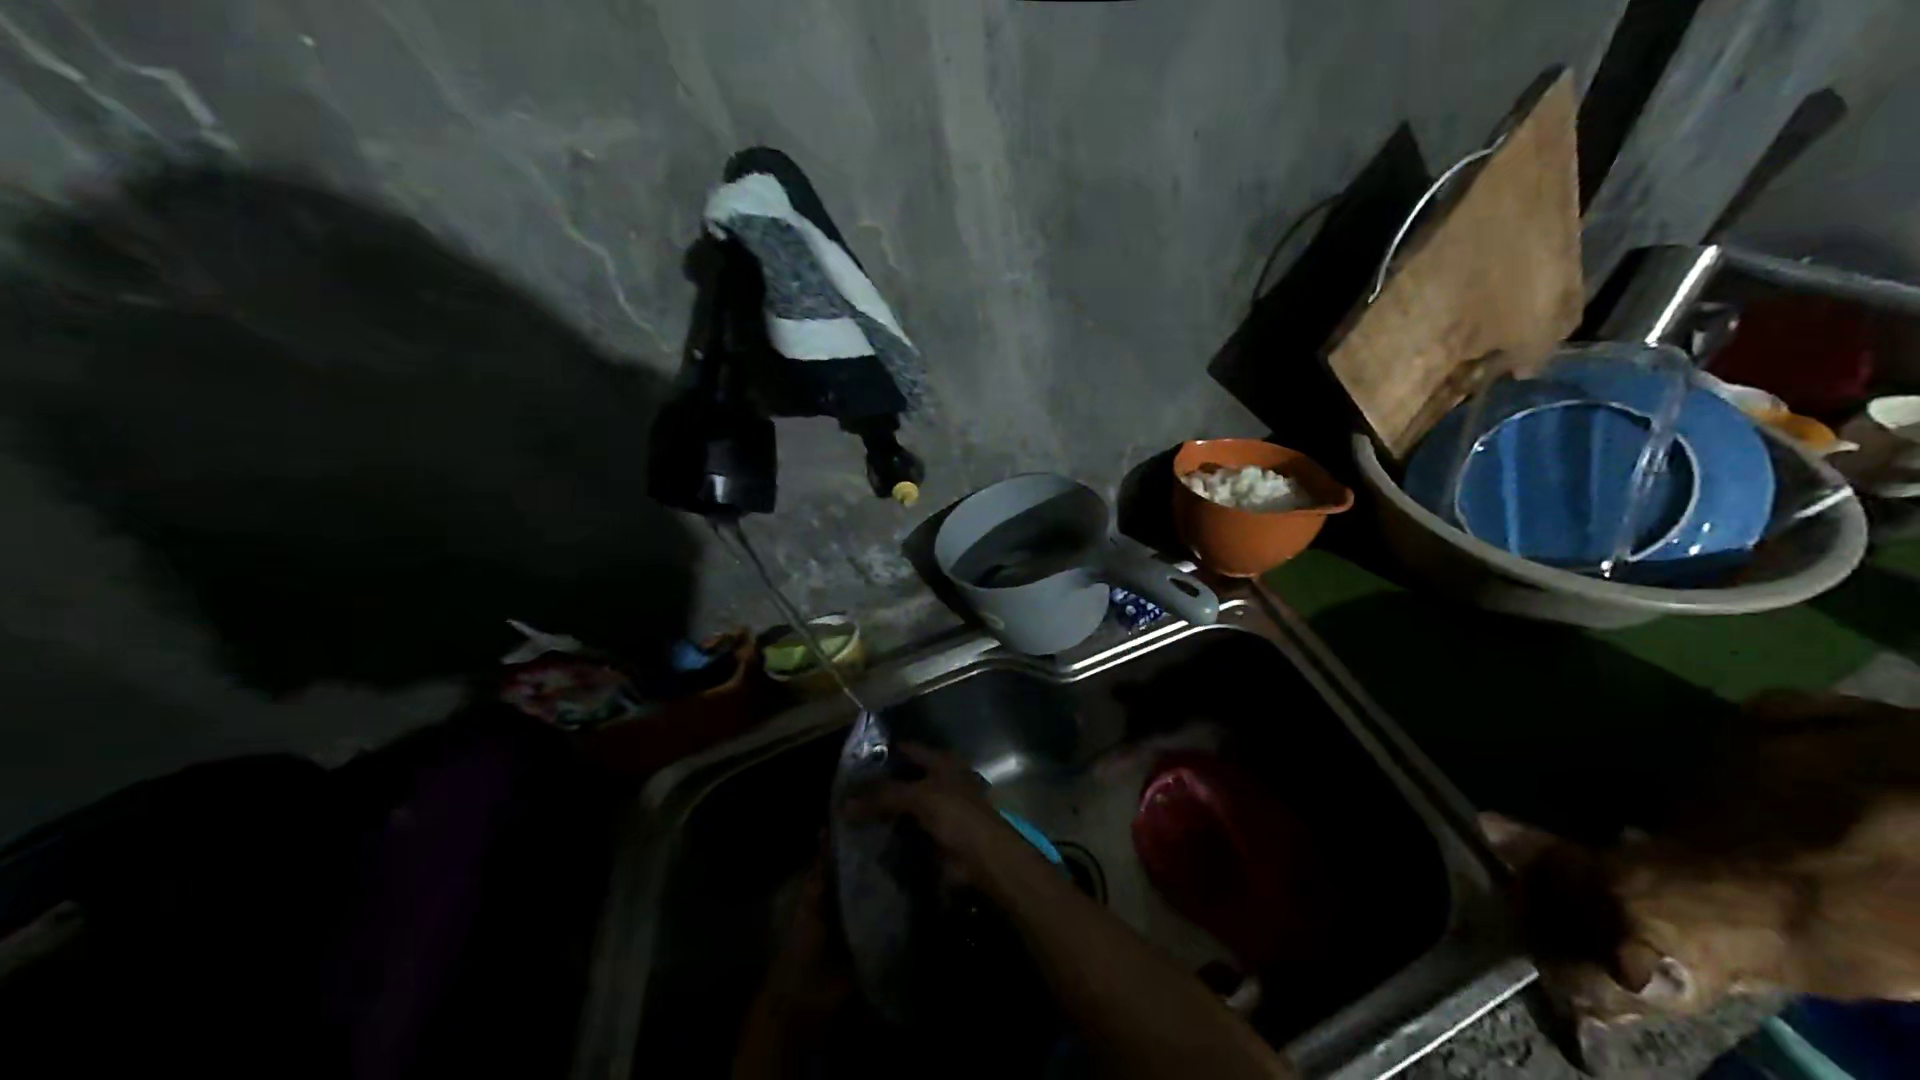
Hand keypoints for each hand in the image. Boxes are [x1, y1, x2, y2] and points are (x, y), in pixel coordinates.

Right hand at [844, 744, 1049, 892]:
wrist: (983, 858)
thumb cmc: (957, 815)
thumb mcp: (919, 796)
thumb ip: (883, 795)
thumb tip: (844, 803)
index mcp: (942, 762)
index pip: (906, 750)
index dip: (882, 754)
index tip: (851, 763)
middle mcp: (940, 780)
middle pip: (902, 778)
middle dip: (877, 786)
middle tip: (843, 792)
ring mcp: (937, 808)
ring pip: (902, 804)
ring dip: (881, 811)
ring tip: (847, 813)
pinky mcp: (933, 834)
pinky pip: (905, 829)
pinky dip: (889, 832)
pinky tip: (866, 834)